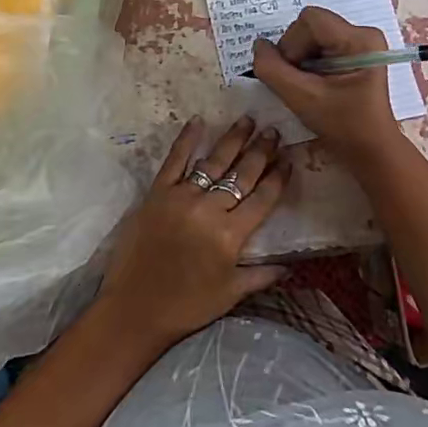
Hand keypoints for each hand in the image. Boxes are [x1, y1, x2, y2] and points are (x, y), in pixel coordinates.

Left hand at [95, 117, 291, 347]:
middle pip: (241, 174)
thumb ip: (261, 275)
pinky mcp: (155, 194)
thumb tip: (291, 267)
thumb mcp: (231, 293)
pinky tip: (197, 121)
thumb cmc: (187, 305)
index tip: (289, 158)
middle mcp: (209, 210)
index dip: (278, 177)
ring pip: (212, 162)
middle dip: (260, 151)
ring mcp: (180, 198)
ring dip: (232, 140)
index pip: (262, 199)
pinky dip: (186, 140)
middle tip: (274, 131)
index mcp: (231, 236)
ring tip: (248, 121)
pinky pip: (173, 162)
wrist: (136, 305)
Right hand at [250, 6, 403, 162]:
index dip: (292, 43)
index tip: (295, 73)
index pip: (308, 20)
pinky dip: (306, 61)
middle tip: (299, 81)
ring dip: (298, 58)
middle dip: (294, 52)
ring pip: (309, 34)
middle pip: (308, 25)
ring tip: (307, 84)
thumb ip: (272, 69)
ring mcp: (359, 42)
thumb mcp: (300, 98)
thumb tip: (258, 45)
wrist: (369, 147)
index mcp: (359, 40)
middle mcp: (362, 33)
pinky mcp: (352, 51)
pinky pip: (317, 44)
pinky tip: (314, 81)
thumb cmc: (342, 124)